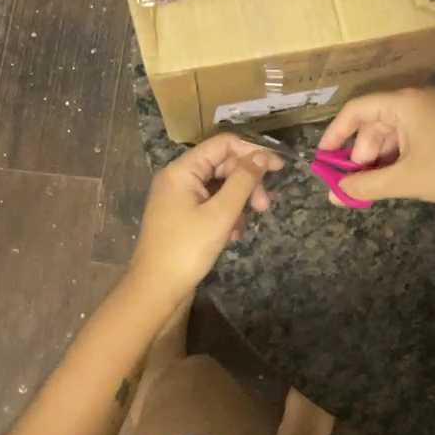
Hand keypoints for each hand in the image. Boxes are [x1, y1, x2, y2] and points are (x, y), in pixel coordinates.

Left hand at [129, 133, 283, 295]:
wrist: (156, 290)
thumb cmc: (187, 249)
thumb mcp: (220, 214)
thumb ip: (243, 181)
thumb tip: (263, 155)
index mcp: (182, 170)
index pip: (223, 144)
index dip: (252, 151)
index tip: (278, 168)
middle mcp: (178, 178)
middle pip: (221, 164)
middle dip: (247, 181)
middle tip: (266, 205)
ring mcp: (178, 197)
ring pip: (218, 186)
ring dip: (238, 200)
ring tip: (247, 225)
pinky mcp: (181, 216)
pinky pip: (210, 203)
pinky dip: (226, 214)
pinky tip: (233, 234)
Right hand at [317, 87, 434, 212]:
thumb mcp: (405, 180)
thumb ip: (366, 185)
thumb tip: (335, 194)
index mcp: (405, 102)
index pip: (357, 109)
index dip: (336, 133)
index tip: (324, 157)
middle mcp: (418, 99)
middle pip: (375, 119)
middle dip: (361, 150)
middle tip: (358, 178)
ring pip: (394, 129)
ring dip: (380, 154)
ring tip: (379, 182)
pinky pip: (412, 133)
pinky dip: (399, 153)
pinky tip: (400, 175)